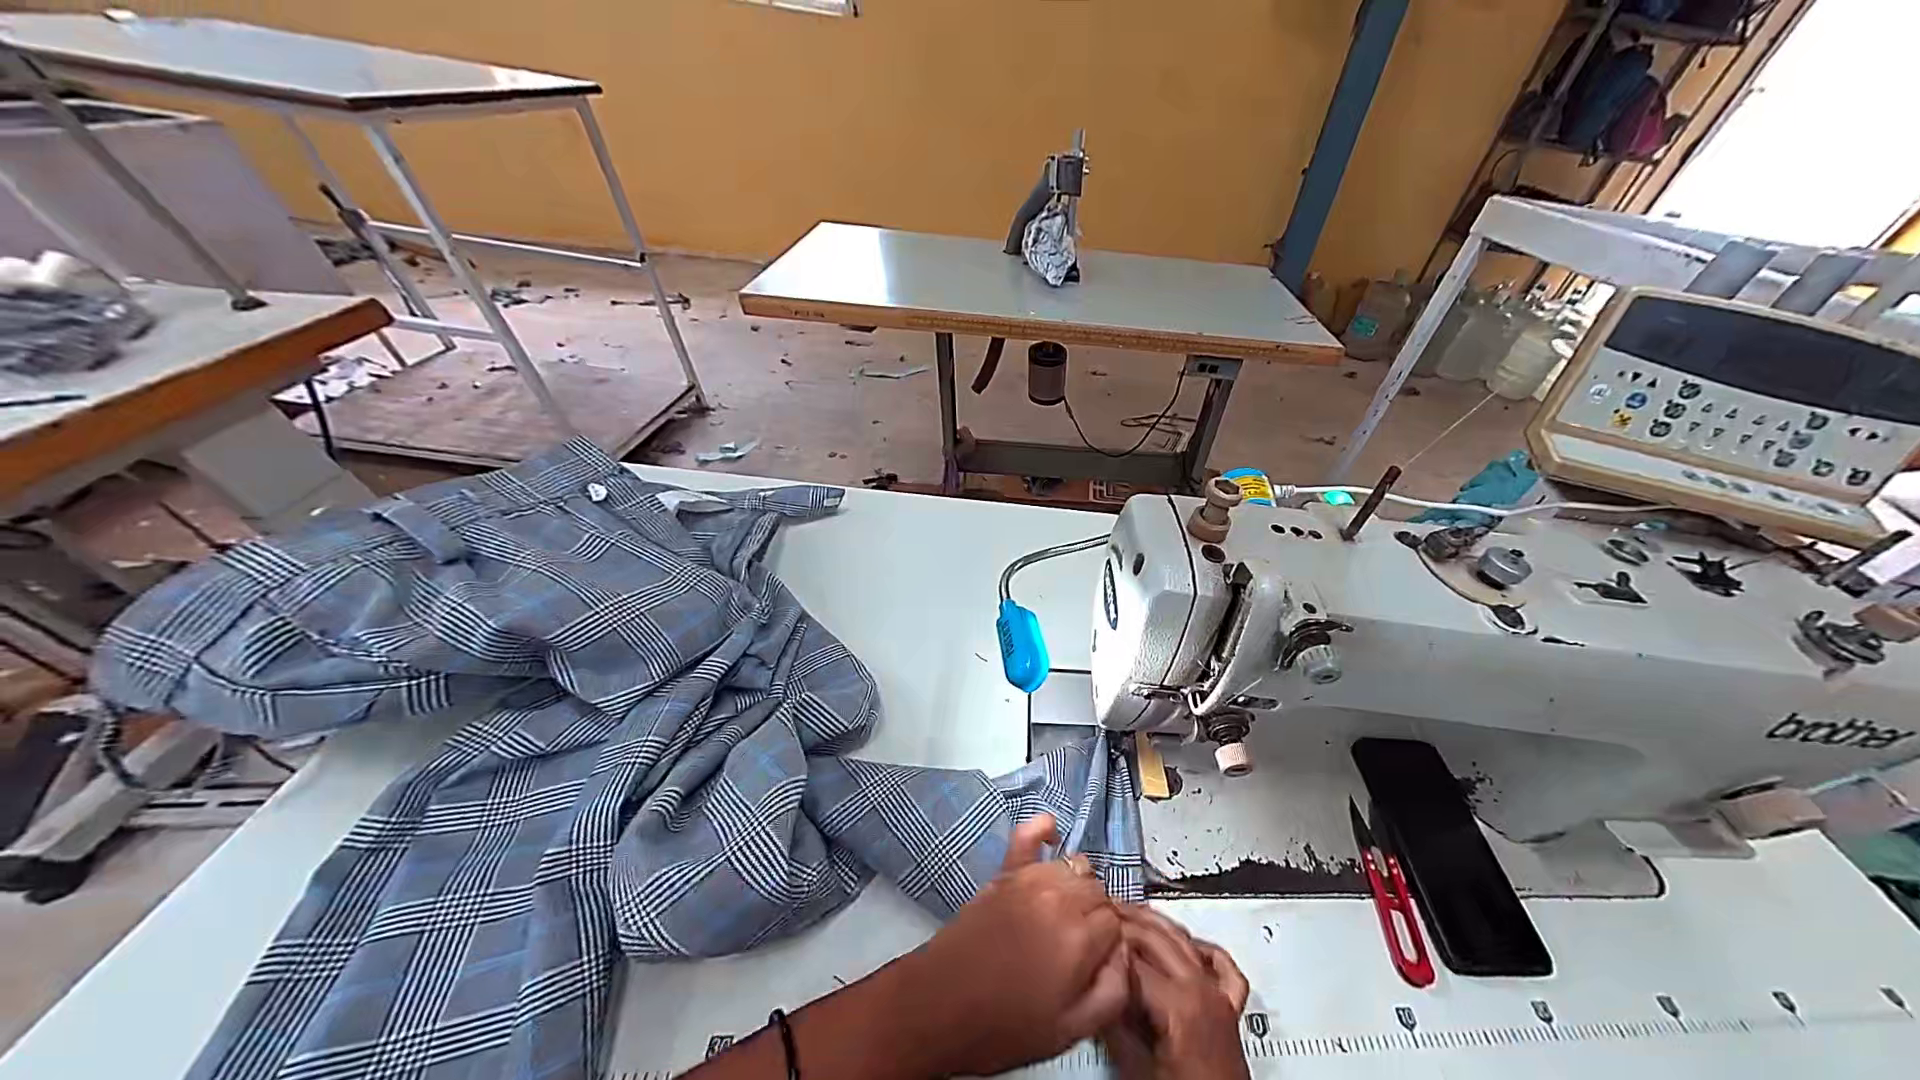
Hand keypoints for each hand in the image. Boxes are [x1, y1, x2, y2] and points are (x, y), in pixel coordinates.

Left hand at [887, 813, 1128, 1076]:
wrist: (944, 1005)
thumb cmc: (1008, 1024)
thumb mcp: (1073, 1028)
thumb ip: (1113, 990)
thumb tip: (1123, 954)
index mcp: (1080, 937)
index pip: (1117, 922)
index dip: (1110, 943)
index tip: (1097, 961)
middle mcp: (1059, 897)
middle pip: (1098, 891)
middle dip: (1096, 915)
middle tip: (1079, 946)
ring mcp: (1029, 879)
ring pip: (1074, 866)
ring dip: (1076, 886)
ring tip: (1064, 917)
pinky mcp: (1004, 872)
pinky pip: (1028, 835)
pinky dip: (1042, 830)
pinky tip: (1051, 834)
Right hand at [1103, 906, 1250, 1079]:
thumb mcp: (1135, 1067)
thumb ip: (1113, 1025)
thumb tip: (1096, 992)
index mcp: (1177, 1004)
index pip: (1130, 957)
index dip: (1105, 942)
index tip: (1088, 933)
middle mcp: (1200, 990)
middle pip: (1154, 937)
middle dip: (1123, 920)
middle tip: (1099, 912)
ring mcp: (1218, 995)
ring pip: (1182, 939)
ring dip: (1154, 922)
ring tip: (1129, 912)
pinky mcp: (1230, 1006)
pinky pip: (1220, 964)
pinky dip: (1201, 947)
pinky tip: (1186, 940)